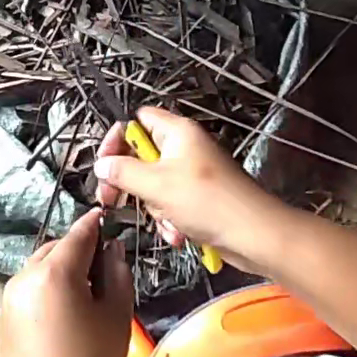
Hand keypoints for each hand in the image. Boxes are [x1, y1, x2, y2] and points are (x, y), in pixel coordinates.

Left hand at [0, 208, 133, 356]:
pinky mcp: (2, 317)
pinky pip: (31, 289)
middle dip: (81, 252)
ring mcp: (8, 296)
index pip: (80, 233)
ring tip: (89, 300)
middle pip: (57, 249)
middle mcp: (23, 275)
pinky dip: (49, 290)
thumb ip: (116, 274)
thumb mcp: (116, 319)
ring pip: (42, 268)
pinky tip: (67, 318)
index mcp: (53, 270)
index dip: (97, 225)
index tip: (111, 221)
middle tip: (108, 274)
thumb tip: (111, 249)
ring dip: (64, 271)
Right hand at [93, 106, 282, 269]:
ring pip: (153, 184)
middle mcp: (184, 147)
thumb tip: (101, 164)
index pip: (137, 120)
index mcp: (177, 132)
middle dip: (129, 181)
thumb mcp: (156, 185)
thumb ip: (122, 172)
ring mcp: (192, 173)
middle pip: (140, 155)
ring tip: (165, 220)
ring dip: (152, 207)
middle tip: (113, 198)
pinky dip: (169, 218)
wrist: (255, 236)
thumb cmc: (207, 202)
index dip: (117, 139)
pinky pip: (170, 203)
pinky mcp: (199, 197)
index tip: (105, 164)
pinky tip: (177, 233)